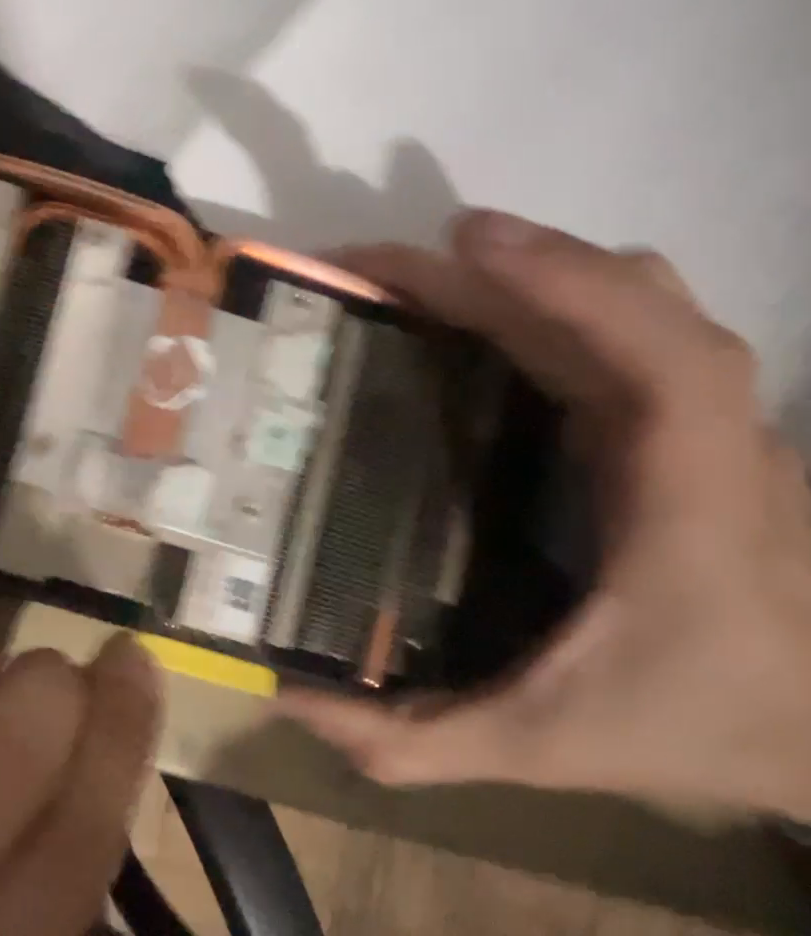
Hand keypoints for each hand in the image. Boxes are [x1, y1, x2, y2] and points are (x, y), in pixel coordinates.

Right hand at [281, 210, 810, 819]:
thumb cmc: (696, 725)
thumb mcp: (545, 749)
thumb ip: (413, 741)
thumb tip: (282, 691)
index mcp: (692, 506)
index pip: (668, 362)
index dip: (572, 288)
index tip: (466, 241)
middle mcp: (708, 444)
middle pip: (634, 308)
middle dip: (500, 268)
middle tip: (371, 267)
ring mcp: (698, 428)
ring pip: (636, 306)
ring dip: (523, 274)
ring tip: (408, 276)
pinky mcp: (673, 430)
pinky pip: (616, 337)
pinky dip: (537, 304)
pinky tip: (456, 321)